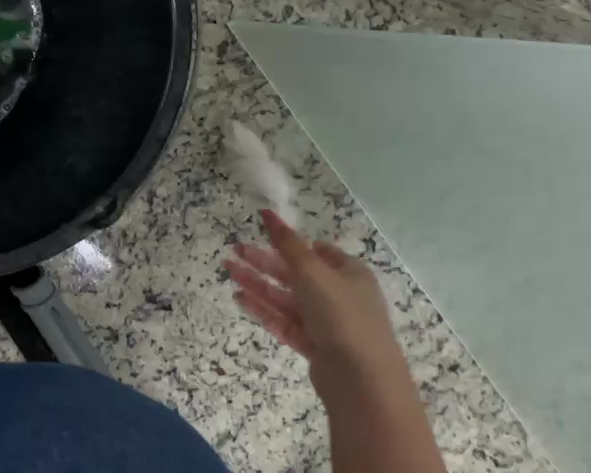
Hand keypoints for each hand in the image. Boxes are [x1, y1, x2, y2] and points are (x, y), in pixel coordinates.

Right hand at [226, 210, 408, 387]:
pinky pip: (284, 321)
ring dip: (257, 282)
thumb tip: (267, 212)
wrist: (362, 379)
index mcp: (350, 275)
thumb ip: (286, 243)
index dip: (295, 243)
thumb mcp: (311, 271)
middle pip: (297, 274)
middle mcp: (341, 297)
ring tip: (227, 270)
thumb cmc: (341, 314)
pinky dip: (263, 309)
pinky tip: (239, 297)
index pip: (322, 253)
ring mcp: (328, 323)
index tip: (268, 235)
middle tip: (234, 249)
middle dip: (265, 261)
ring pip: (286, 297)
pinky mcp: (315, 345)